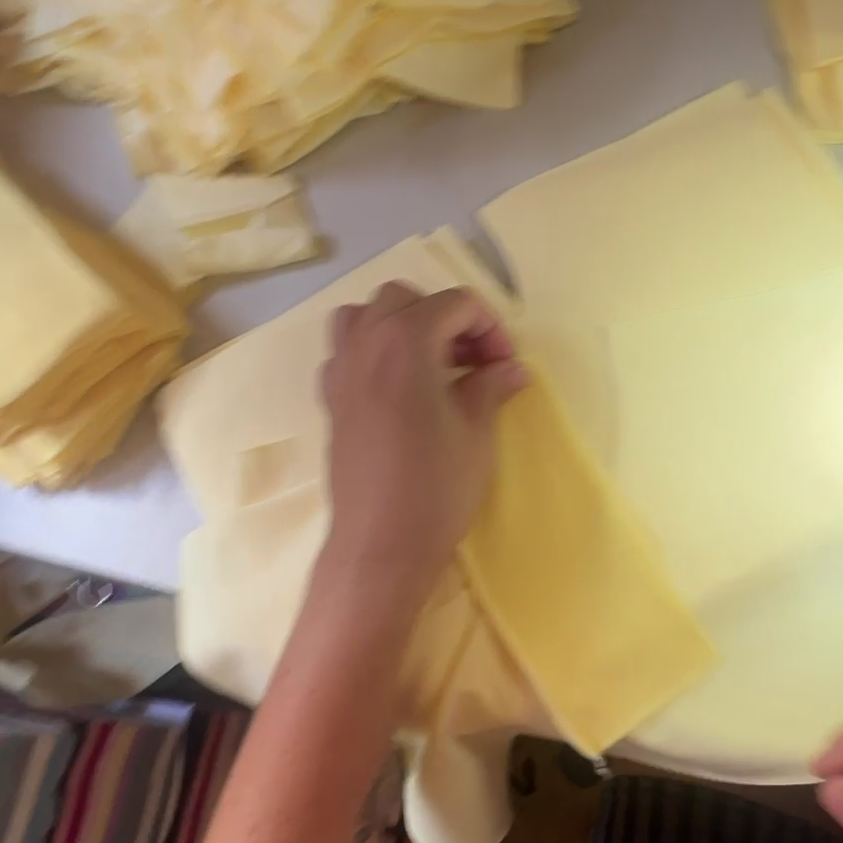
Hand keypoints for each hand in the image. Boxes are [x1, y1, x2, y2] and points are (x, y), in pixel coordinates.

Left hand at [319, 282, 528, 602]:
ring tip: (432, 365)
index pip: (454, 304)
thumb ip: (491, 387)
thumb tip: (511, 369)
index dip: (490, 328)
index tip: (507, 365)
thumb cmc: (437, 486)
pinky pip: (347, 352)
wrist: (381, 544)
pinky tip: (401, 391)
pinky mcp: (330, 401)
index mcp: (406, 342)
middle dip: (445, 319)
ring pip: (364, 316)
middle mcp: (365, 344)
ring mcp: (340, 371)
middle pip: (405, 299)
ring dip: (402, 327)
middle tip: (473, 362)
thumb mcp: (477, 432)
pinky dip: (375, 354)